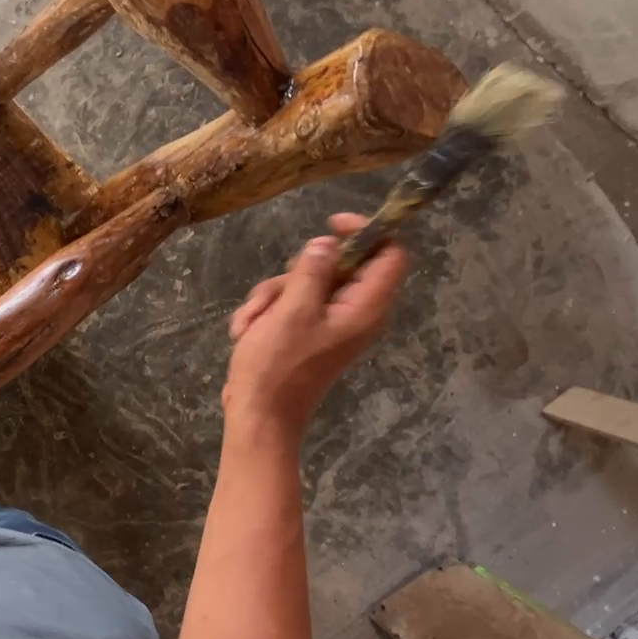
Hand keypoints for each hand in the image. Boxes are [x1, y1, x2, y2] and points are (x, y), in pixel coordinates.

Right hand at [223, 214, 407, 428]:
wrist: (259, 414)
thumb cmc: (278, 366)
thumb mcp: (291, 312)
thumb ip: (311, 272)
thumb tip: (326, 243)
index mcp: (365, 307)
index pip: (389, 254)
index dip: (366, 232)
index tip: (329, 224)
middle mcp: (354, 313)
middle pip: (334, 268)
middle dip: (293, 275)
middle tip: (271, 295)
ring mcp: (327, 325)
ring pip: (302, 286)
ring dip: (269, 298)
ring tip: (251, 324)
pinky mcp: (304, 334)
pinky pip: (287, 307)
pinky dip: (264, 314)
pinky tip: (248, 332)